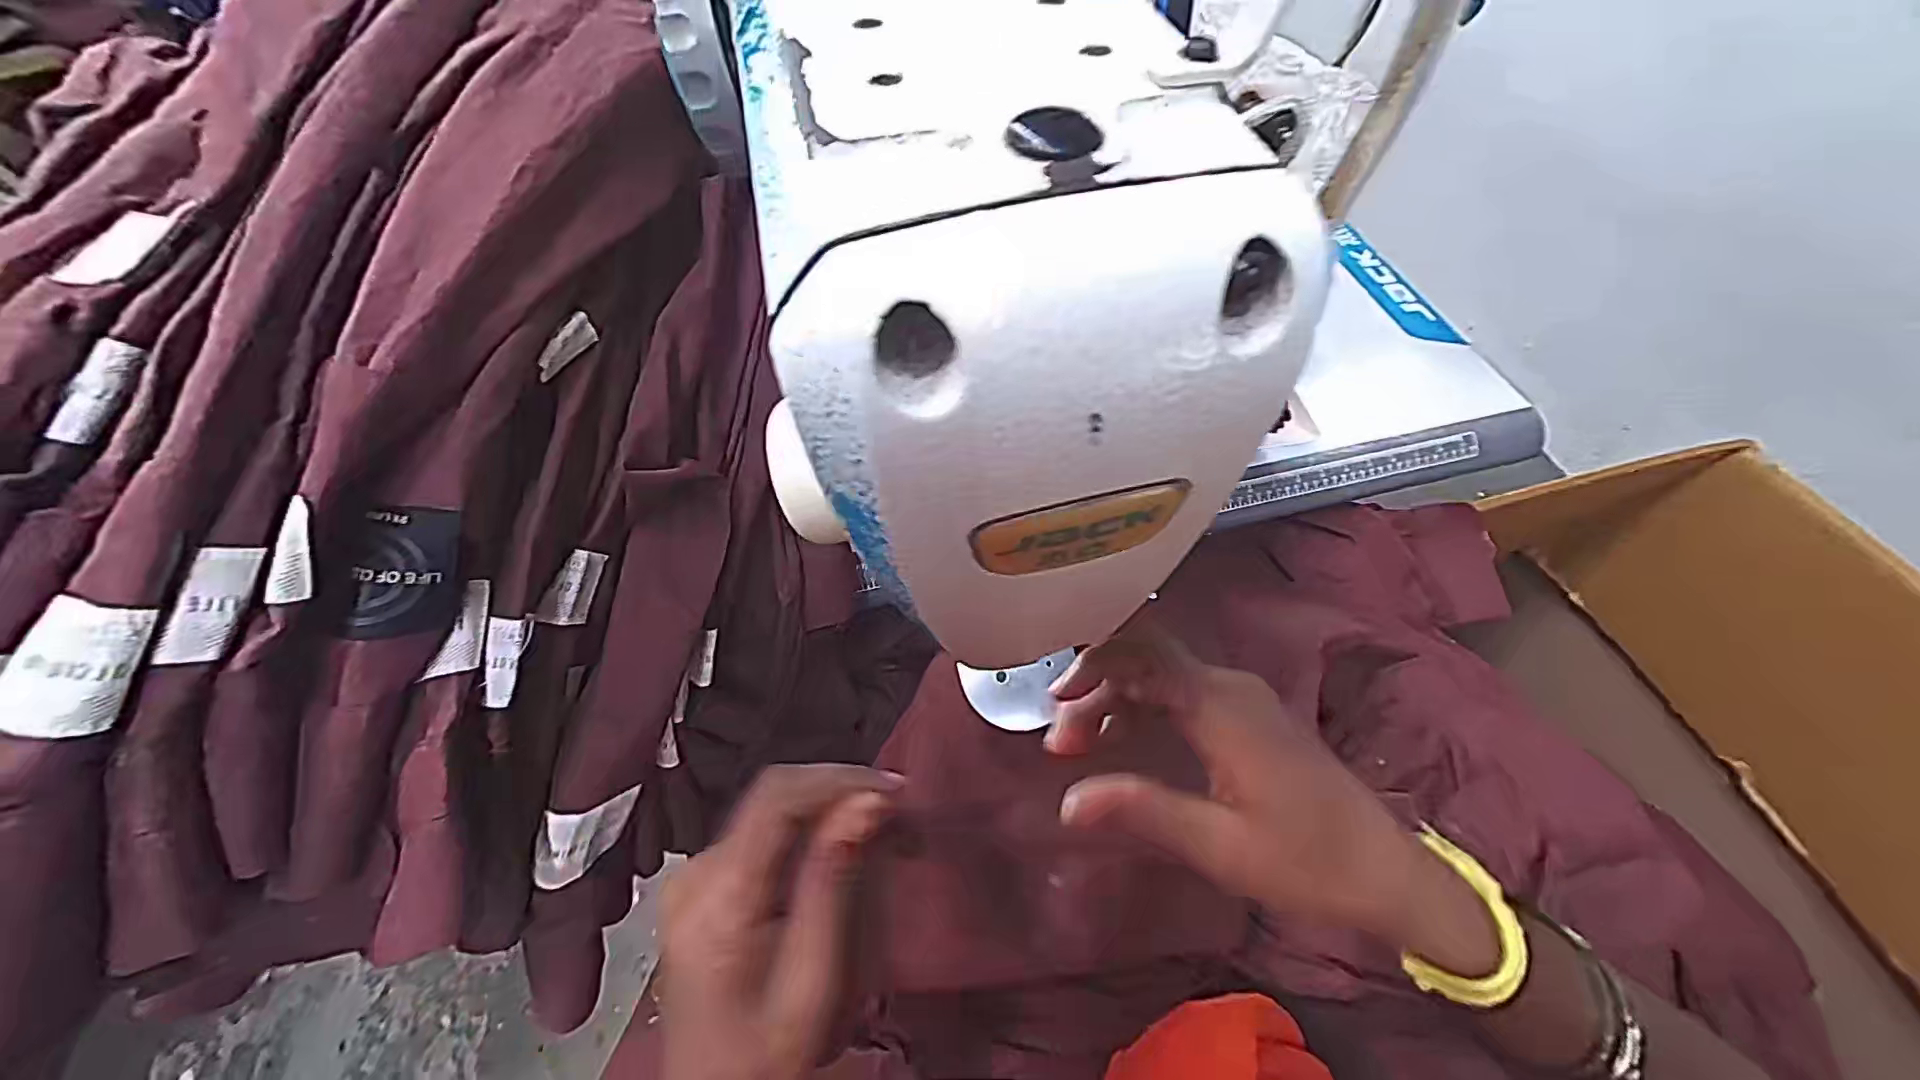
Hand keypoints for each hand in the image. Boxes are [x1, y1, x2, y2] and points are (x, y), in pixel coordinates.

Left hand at [659, 764, 899, 1079]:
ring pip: (776, 805)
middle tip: (901, 813)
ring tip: (884, 828)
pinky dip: (814, 826)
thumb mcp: (812, 983)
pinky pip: (768, 828)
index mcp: (717, 898)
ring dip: (833, 806)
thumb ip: (834, 885)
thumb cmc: (767, 1057)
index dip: (840, 779)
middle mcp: (696, 873)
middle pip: (777, 794)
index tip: (893, 791)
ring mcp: (696, 873)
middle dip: (844, 791)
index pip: (777, 797)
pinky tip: (846, 843)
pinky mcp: (707, 879)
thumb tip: (867, 803)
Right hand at [1048, 617, 1497, 973]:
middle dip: (1094, 691)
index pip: (1146, 651)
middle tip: (1060, 745)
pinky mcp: (1240, 714)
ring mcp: (1237, 697)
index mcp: (1222, 705)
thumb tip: (1067, 801)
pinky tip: (1118, 740)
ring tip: (1077, 747)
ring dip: (1112, 702)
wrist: (1389, 873)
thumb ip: (1143, 810)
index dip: (1095, 659)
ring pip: (1156, 676)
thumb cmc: (1309, 861)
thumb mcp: (1220, 845)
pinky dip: (1139, 710)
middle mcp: (1228, 687)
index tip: (1056, 696)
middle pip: (1144, 661)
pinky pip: (1176, 693)